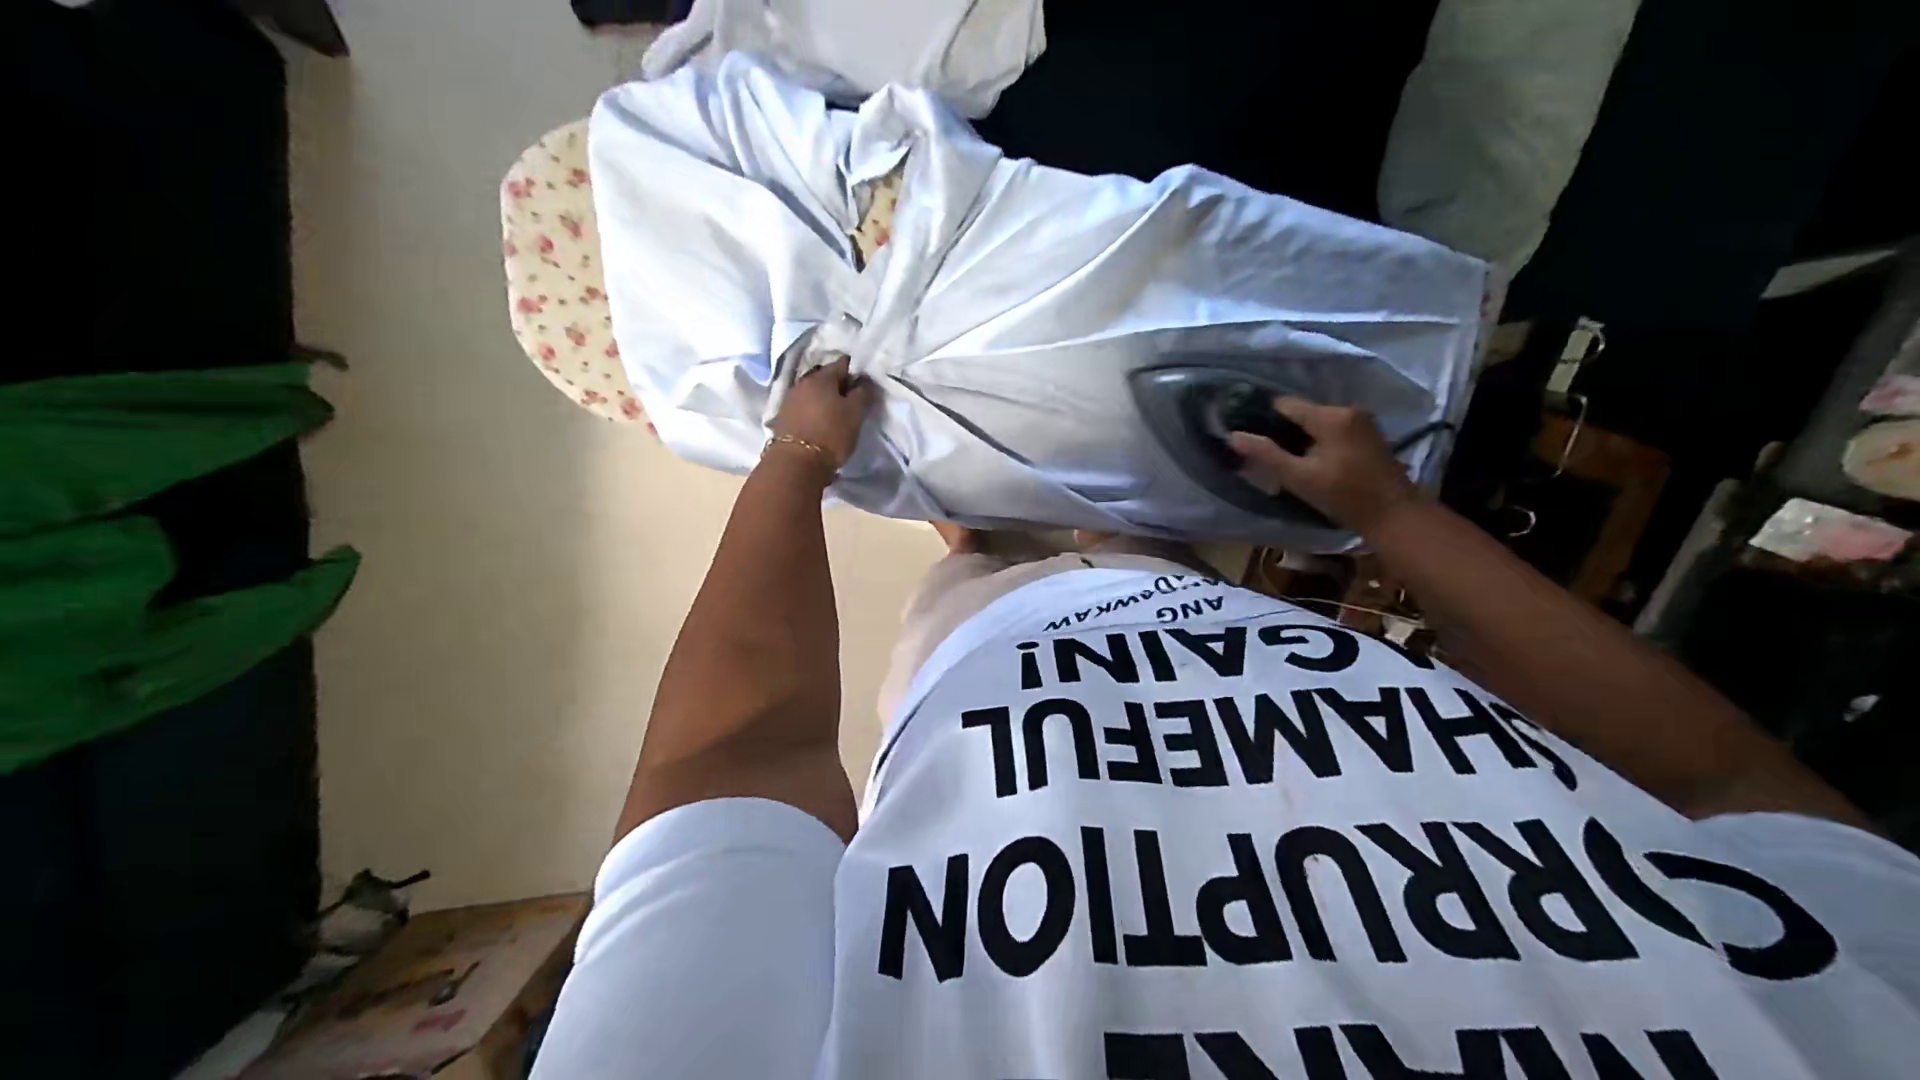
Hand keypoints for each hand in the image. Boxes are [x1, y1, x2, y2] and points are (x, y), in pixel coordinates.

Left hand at [769, 355, 876, 475]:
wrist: (796, 462)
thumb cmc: (831, 434)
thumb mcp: (855, 413)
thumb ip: (862, 393)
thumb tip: (864, 381)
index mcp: (821, 377)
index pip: (842, 364)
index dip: (854, 372)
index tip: (862, 385)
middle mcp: (803, 382)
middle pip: (824, 377)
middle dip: (837, 384)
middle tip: (849, 399)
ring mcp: (789, 399)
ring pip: (811, 391)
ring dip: (822, 398)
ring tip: (834, 412)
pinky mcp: (783, 416)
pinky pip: (802, 405)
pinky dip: (812, 409)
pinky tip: (818, 420)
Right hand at [1226, 396, 1419, 531]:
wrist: (1394, 515)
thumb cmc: (1344, 496)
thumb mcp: (1299, 478)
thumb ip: (1266, 454)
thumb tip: (1233, 435)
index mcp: (1330, 416)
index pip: (1285, 404)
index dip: (1263, 418)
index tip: (1250, 436)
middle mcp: (1348, 409)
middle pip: (1302, 412)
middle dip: (1282, 430)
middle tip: (1267, 455)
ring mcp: (1362, 421)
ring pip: (1316, 421)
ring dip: (1300, 437)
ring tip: (1286, 460)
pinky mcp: (1368, 433)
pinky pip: (1332, 428)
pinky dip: (1317, 440)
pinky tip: (1310, 461)